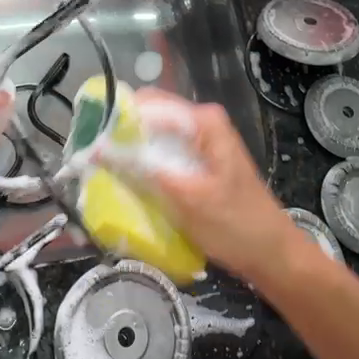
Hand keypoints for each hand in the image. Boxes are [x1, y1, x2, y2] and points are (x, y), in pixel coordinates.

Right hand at [100, 89, 304, 283]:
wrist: (271, 255)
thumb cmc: (234, 224)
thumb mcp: (186, 198)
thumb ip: (145, 170)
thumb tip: (101, 149)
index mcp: (203, 120)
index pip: (149, 103)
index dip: (116, 118)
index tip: (87, 139)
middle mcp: (201, 123)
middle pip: (151, 118)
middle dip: (121, 135)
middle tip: (89, 159)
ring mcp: (201, 144)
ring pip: (155, 139)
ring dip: (131, 153)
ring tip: (101, 172)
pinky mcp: (199, 164)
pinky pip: (164, 156)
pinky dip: (146, 167)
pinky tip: (128, 184)